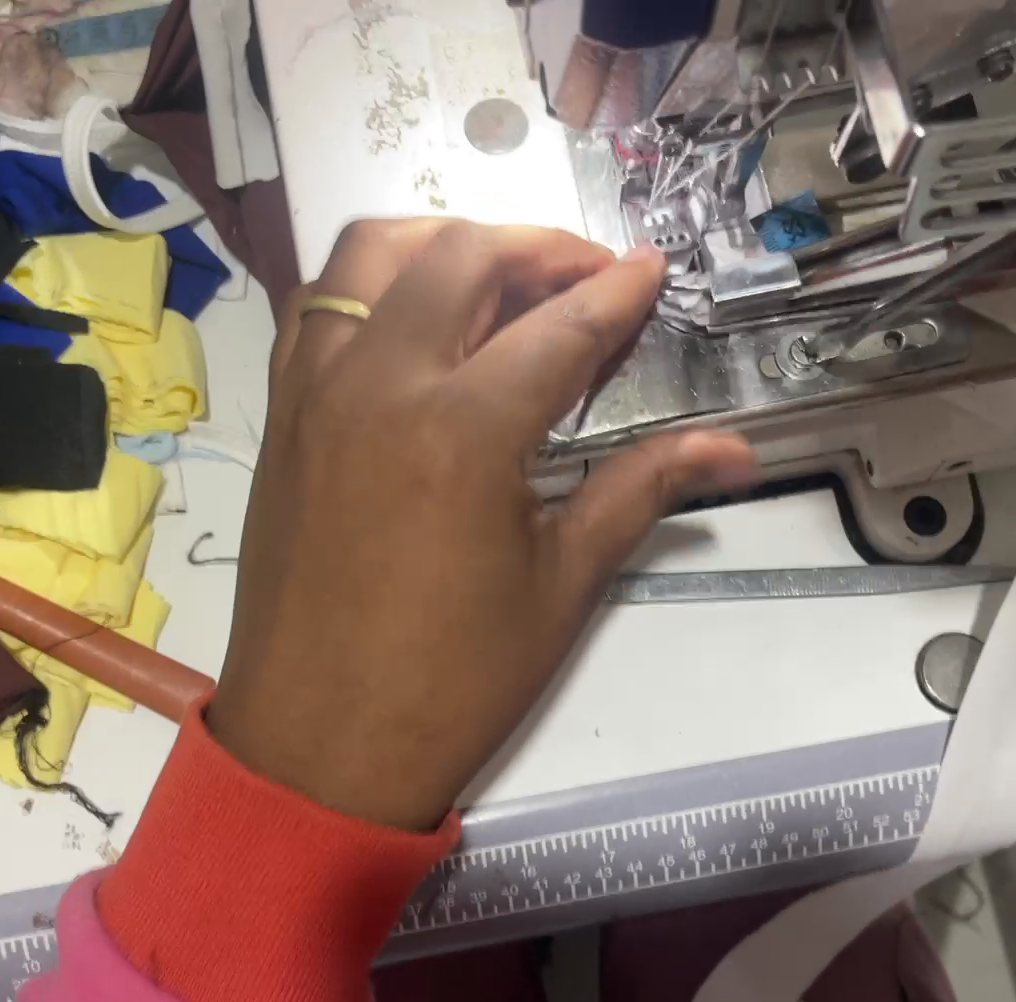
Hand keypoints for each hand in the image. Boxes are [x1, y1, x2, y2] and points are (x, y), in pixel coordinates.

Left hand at [207, 221, 759, 829]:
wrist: (319, 745)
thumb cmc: (452, 682)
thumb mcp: (561, 586)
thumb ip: (641, 491)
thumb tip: (734, 448)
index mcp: (464, 429)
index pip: (558, 328)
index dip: (616, 293)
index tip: (650, 269)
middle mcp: (381, 381)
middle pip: (462, 257)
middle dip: (537, 248)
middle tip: (585, 278)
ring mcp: (315, 390)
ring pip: (369, 255)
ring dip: (442, 243)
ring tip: (496, 277)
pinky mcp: (281, 415)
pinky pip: (316, 307)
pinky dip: (369, 285)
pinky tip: (409, 320)